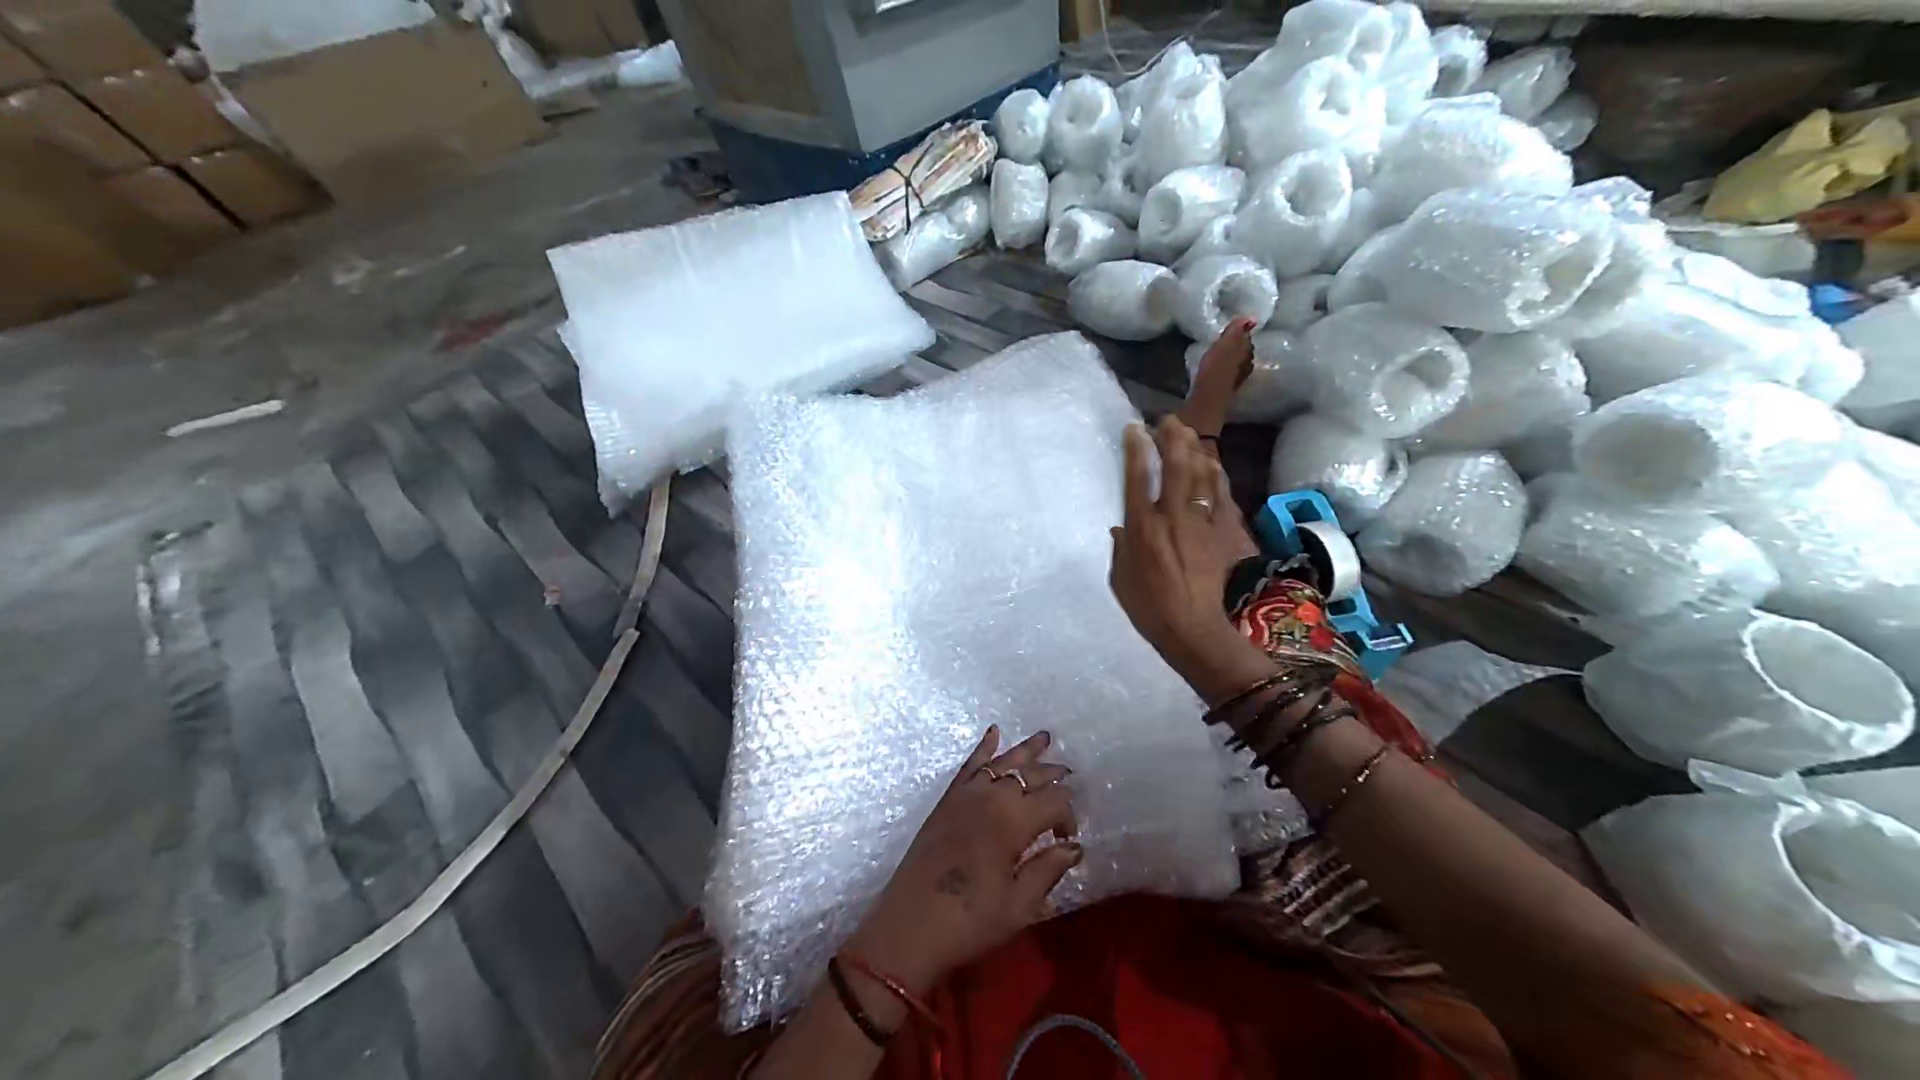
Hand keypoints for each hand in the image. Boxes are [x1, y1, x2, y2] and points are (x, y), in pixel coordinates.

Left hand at [844, 728, 1079, 993]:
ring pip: (1002, 762)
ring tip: (1045, 738)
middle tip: (1069, 777)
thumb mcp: (1019, 905)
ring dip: (1025, 750)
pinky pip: (969, 766)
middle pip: (1030, 775)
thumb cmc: (969, 922)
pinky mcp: (946, 800)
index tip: (1068, 840)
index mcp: (1012, 821)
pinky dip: (983, 747)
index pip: (1054, 802)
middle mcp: (990, 797)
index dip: (1068, 817)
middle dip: (1052, 775)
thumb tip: (1074, 847)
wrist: (909, 927)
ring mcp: (965, 795)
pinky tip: (993, 733)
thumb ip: (1048, 870)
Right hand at [1109, 417, 1270, 703]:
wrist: (1191, 628)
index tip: (1135, 427)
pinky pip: (1220, 495)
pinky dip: (1216, 475)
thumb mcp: (1120, 578)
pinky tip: (1212, 462)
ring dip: (1195, 449)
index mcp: (1141, 527)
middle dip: (1172, 438)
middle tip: (1168, 421)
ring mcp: (1199, 522)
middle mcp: (1171, 516)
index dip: (1137, 448)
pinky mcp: (1220, 533)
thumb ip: (1120, 548)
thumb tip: (1122, 528)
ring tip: (1188, 432)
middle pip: (1176, 466)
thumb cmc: (1148, 607)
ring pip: (1201, 475)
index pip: (1138, 477)